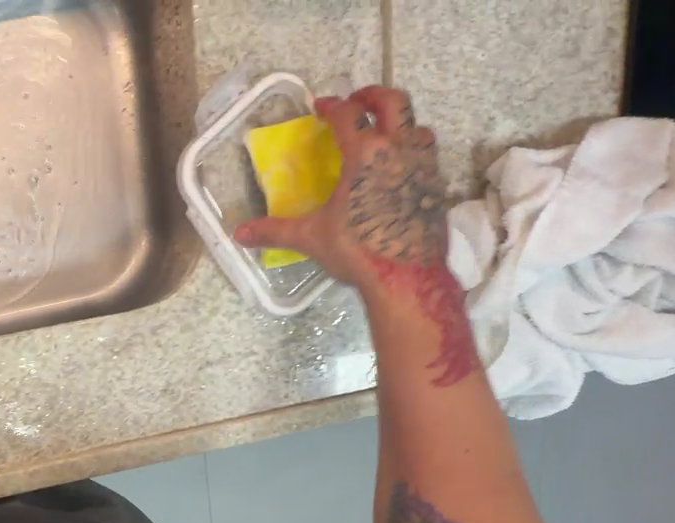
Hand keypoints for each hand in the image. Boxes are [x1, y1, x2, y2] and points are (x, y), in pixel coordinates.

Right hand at [234, 86, 447, 296]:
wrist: (405, 275)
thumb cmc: (357, 249)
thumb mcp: (311, 238)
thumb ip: (275, 231)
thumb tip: (239, 233)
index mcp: (365, 153)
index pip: (349, 114)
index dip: (333, 106)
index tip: (321, 106)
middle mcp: (399, 148)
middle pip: (393, 102)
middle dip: (373, 95)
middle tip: (358, 101)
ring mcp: (423, 164)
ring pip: (416, 124)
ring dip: (398, 121)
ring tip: (383, 133)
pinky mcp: (435, 184)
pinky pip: (426, 153)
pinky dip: (411, 149)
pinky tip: (399, 169)